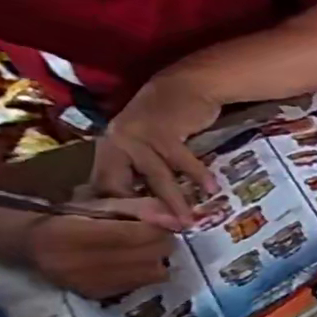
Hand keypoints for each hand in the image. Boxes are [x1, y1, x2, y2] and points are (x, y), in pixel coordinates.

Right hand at [20, 197, 183, 298]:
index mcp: (77, 233)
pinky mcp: (96, 294)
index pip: (138, 234)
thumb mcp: (105, 203)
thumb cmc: (73, 217)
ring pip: (152, 273)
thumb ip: (143, 208)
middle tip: (155, 238)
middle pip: (150, 255)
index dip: (160, 229)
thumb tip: (177, 222)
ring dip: (158, 260)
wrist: (32, 245)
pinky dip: (145, 273)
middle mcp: (80, 262)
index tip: (166, 224)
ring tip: (146, 251)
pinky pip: (139, 285)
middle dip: (162, 243)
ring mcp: (88, 282)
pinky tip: (134, 263)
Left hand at [91, 72, 220, 218]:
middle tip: (164, 231)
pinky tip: (212, 188)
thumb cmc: (172, 116)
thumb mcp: (150, 142)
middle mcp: (116, 143)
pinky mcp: (161, 131)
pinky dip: (198, 175)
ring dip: (174, 200)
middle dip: (143, 211)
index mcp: (109, 149)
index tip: (142, 230)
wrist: (188, 84)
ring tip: (189, 219)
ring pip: (155, 177)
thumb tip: (154, 202)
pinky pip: (181, 161)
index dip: (121, 210)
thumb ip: (146, 165)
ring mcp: (137, 136)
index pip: (104, 187)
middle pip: (123, 186)